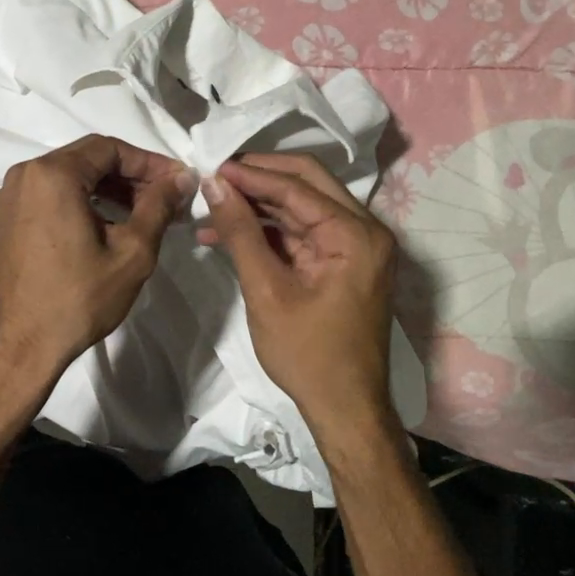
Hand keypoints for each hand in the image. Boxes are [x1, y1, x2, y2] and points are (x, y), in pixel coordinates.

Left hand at [0, 135, 193, 381]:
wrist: (18, 347)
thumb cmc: (77, 299)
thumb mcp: (131, 252)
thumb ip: (158, 206)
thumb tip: (182, 176)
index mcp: (52, 174)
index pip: (109, 148)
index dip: (149, 162)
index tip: (178, 182)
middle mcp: (24, 176)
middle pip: (87, 159)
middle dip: (130, 176)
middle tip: (165, 201)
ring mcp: (9, 199)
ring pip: (68, 179)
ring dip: (107, 191)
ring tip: (142, 217)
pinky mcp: (5, 221)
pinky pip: (49, 197)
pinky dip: (80, 204)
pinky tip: (107, 229)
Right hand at [200, 154, 398, 427]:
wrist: (344, 408)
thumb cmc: (307, 353)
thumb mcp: (266, 290)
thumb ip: (241, 232)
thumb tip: (214, 184)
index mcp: (356, 235)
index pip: (297, 187)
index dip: (251, 175)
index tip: (210, 167)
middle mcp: (365, 231)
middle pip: (307, 183)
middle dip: (258, 178)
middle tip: (215, 176)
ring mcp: (357, 247)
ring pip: (302, 206)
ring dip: (259, 205)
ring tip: (212, 208)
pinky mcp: (343, 263)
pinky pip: (303, 232)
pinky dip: (269, 230)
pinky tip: (229, 233)